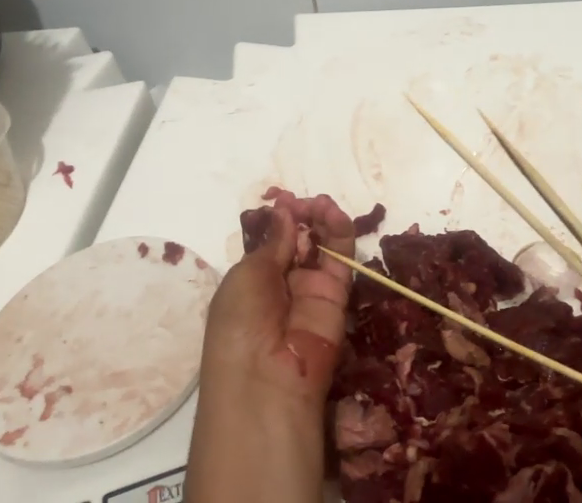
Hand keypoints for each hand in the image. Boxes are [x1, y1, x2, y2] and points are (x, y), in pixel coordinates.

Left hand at [187, 197, 356, 502]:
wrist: (267, 381)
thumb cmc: (240, 324)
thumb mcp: (247, 275)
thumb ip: (273, 241)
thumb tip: (284, 211)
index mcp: (251, 279)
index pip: (271, 241)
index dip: (280, 219)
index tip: (285, 200)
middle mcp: (282, 284)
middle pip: (298, 239)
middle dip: (303, 216)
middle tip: (306, 202)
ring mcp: (310, 291)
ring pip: (322, 246)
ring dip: (323, 220)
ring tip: (323, 204)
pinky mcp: (337, 298)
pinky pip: (341, 262)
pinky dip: (341, 235)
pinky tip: (335, 216)